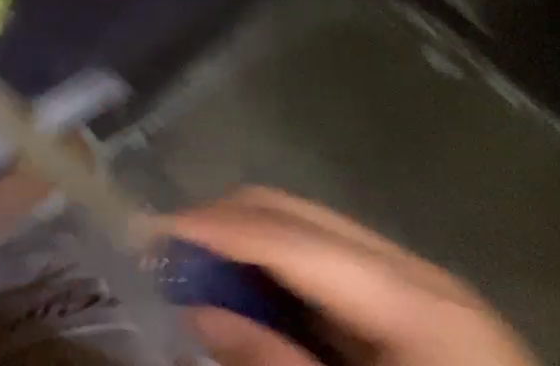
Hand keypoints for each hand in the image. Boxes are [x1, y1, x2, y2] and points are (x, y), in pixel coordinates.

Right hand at [166, 187, 538, 365]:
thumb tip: (191, 313)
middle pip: (285, 209)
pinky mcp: (418, 294)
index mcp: (409, 298)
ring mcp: (420, 277)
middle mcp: (414, 269)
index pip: (280, 235)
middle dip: (213, 221)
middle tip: (160, 251)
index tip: (139, 229)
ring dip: (239, 237)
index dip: (204, 227)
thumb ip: (273, 361)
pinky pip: (325, 250)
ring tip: (197, 270)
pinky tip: (252, 288)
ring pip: (300, 221)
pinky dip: (275, 258)